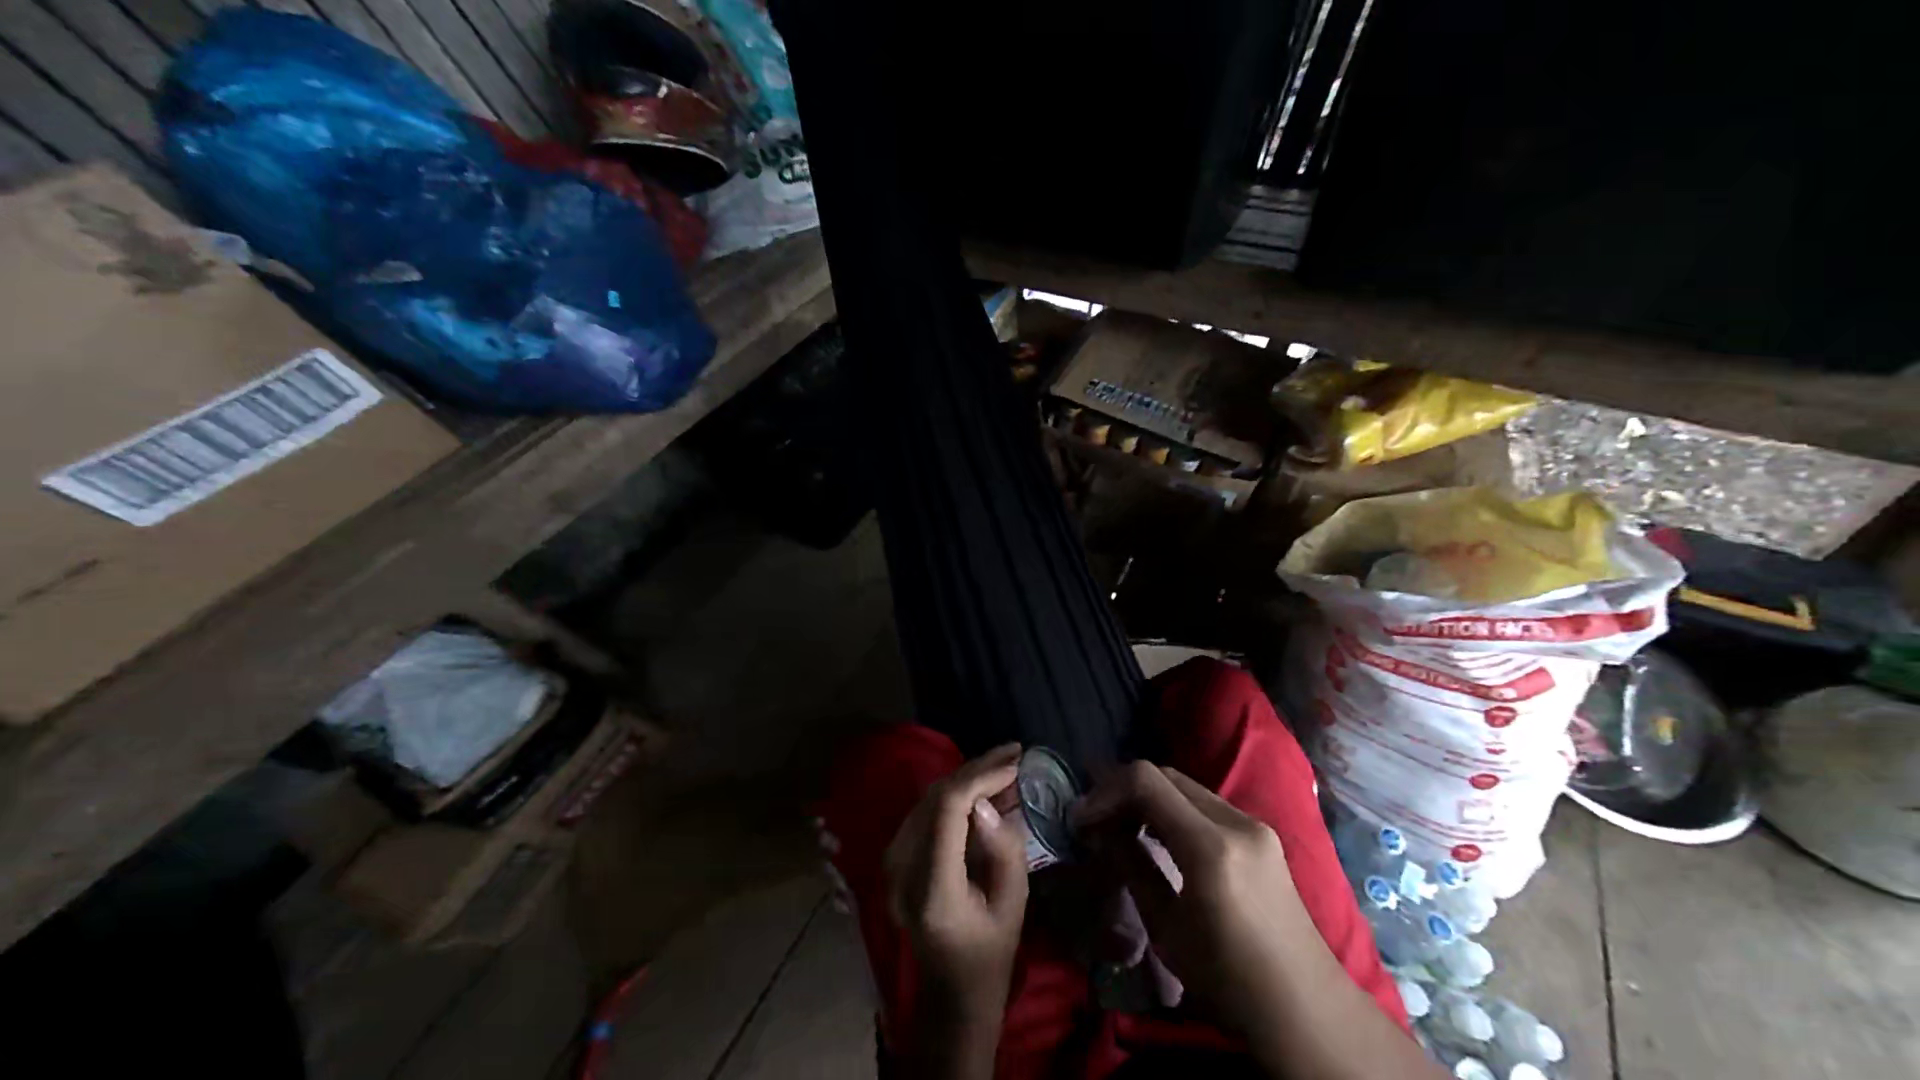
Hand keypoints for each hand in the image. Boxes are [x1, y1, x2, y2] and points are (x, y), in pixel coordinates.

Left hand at [884, 743, 1028, 1016]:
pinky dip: (953, 794)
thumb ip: (1004, 852)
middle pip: (934, 798)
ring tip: (1003, 763)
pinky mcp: (894, 858)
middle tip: (1014, 753)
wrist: (952, 990)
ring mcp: (891, 863)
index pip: (947, 812)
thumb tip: (987, 804)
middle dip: (975, 769)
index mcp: (932, 889)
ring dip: (965, 777)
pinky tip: (981, 786)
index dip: (981, 778)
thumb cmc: (991, 953)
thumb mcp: (1013, 906)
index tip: (1015, 764)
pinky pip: (923, 812)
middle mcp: (901, 870)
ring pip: (926, 799)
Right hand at [1075, 762, 1442, 1079]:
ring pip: (1185, 786)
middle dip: (1122, 791)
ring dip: (1147, 798)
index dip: (1105, 792)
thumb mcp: (1166, 927)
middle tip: (1095, 822)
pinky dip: (1171, 808)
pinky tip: (1157, 836)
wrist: (1305, 1010)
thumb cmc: (1229, 980)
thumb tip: (1100, 832)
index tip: (1082, 820)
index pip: (1146, 781)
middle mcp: (1237, 822)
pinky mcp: (1262, 835)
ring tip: (1120, 828)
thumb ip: (1132, 867)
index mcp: (1212, 847)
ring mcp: (1254, 825)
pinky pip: (1204, 804)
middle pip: (1165, 775)